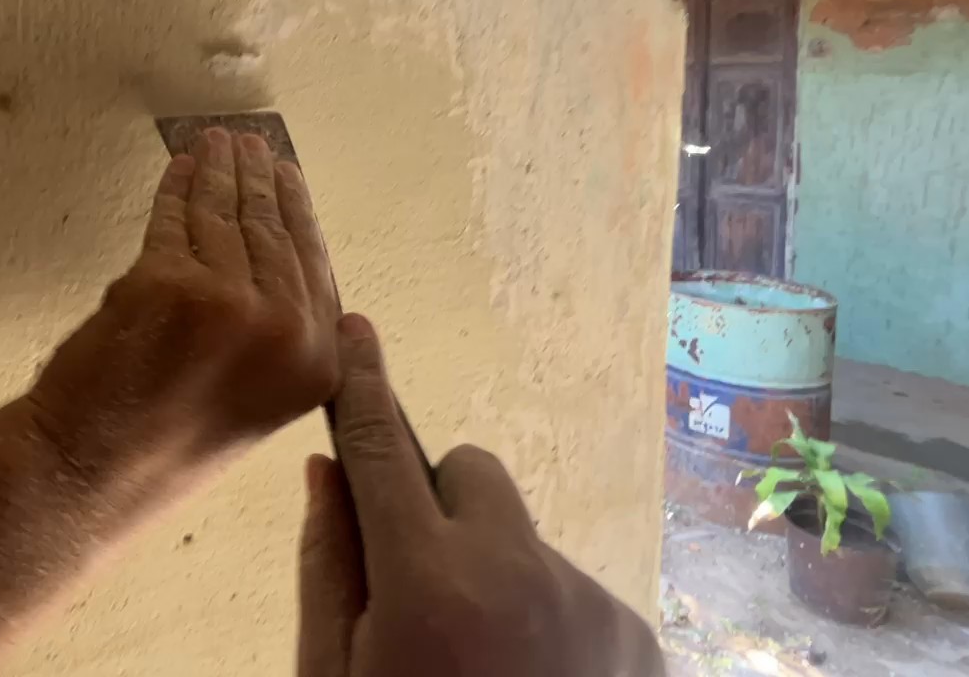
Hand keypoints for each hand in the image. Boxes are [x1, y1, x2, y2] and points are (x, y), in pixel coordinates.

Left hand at [24, 128, 341, 508]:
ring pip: (222, 214)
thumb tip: (269, 244)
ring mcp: (226, 301)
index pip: (311, 260)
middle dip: (256, 175)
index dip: (296, 206)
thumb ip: (274, 324)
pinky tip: (181, 166)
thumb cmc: (167, 437)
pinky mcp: (167, 280)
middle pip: (269, 227)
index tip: (286, 169)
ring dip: (216, 169)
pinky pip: (174, 217)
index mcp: (315, 362)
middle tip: (249, 139)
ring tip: (215, 140)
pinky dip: (174, 187)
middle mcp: (283, 327)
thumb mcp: (253, 390)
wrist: (92, 468)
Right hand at [297, 315, 662, 676]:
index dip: (362, 380)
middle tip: (415, 572)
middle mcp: (518, 573)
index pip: (380, 446)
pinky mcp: (641, 643)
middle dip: (435, 493)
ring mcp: (592, 607)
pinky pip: (565, 584)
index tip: (356, 326)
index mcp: (427, 581)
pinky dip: (538, 609)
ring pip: (516, 533)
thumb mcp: (330, 674)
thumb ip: (327, 561)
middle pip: (470, 469)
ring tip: (482, 658)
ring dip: (487, 561)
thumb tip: (327, 469)